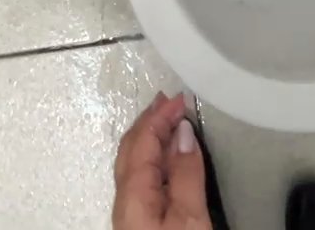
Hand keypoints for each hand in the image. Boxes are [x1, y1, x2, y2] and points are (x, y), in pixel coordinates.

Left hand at [113, 92, 212, 229]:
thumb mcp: (190, 217)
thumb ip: (186, 174)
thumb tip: (184, 131)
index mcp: (133, 191)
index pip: (143, 139)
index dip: (161, 115)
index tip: (181, 97)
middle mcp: (124, 198)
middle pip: (132, 146)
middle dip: (150, 120)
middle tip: (170, 102)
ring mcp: (129, 211)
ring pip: (134, 161)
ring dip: (151, 136)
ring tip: (169, 121)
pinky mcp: (138, 223)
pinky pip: (141, 176)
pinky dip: (153, 155)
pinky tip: (167, 157)